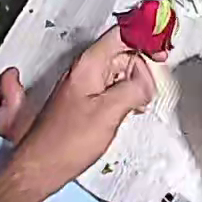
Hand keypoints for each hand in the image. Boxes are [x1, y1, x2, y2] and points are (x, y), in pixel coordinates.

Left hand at [7, 27, 157, 194]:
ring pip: (119, 70)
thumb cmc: (67, 142)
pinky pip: (112, 85)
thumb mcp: (109, 112)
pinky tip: (130, 108)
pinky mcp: (84, 99)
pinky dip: (125, 93)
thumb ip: (134, 89)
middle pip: (123, 52)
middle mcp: (85, 69)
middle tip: (149, 90)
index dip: (145, 38)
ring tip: (139, 103)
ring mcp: (84, 84)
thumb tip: (146, 82)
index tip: (161, 51)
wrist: (40, 167)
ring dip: (135, 82)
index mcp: (89, 64)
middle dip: (142, 67)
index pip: (122, 34)